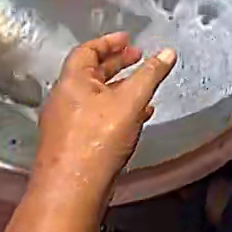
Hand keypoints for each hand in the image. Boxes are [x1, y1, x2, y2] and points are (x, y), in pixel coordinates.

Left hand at [34, 33, 176, 198]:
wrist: (71, 193)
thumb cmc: (96, 142)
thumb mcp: (131, 101)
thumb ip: (150, 74)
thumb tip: (167, 52)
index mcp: (72, 83)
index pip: (87, 51)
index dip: (109, 42)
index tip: (128, 39)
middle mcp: (64, 100)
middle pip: (90, 72)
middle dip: (116, 63)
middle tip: (138, 57)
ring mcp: (66, 123)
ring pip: (95, 96)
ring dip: (119, 87)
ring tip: (143, 85)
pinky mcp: (73, 143)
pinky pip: (96, 116)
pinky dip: (117, 109)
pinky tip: (137, 116)